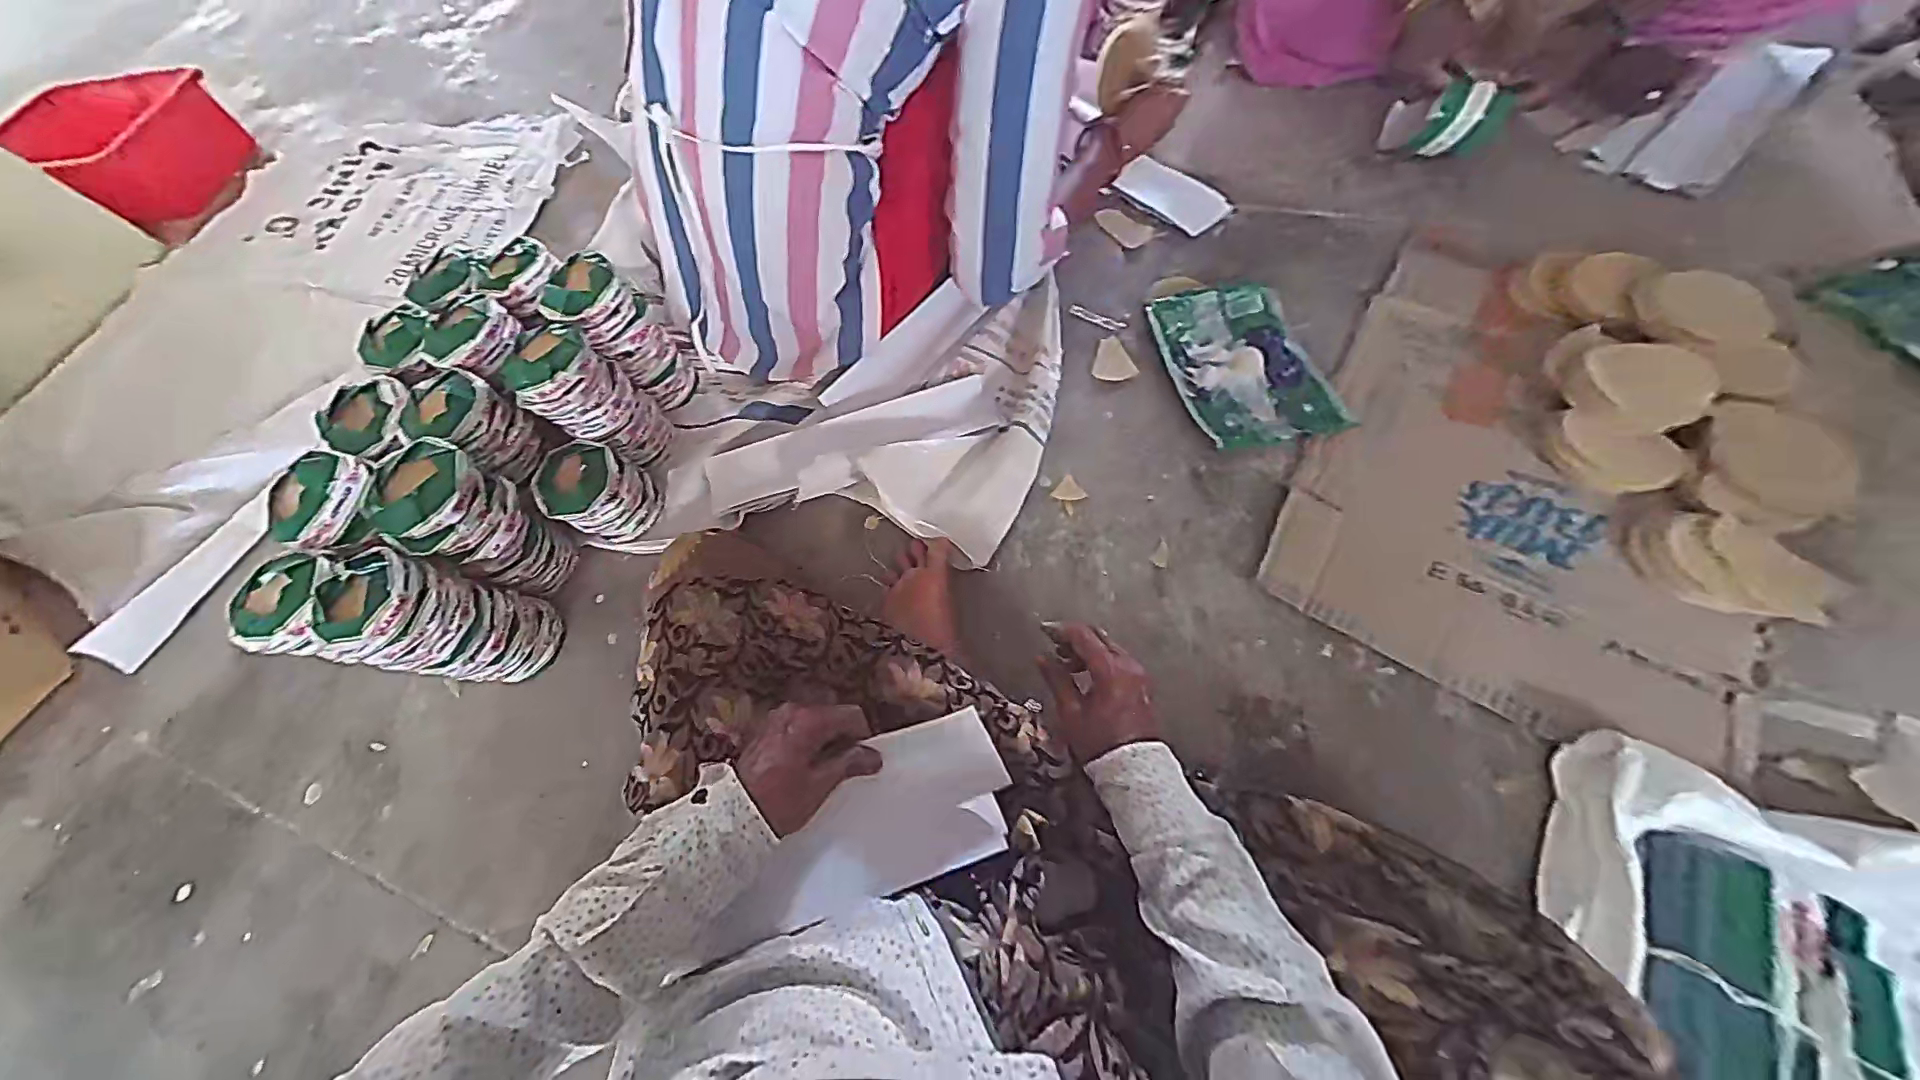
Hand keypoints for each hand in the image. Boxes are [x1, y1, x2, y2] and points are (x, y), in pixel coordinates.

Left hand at [736, 704, 882, 836]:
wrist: (731, 816)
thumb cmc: (777, 802)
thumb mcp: (820, 785)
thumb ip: (849, 763)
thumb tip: (872, 756)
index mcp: (808, 720)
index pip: (851, 714)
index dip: (863, 735)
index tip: (864, 756)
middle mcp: (791, 711)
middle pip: (832, 714)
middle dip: (844, 736)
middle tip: (847, 765)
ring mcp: (776, 719)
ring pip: (815, 721)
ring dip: (825, 738)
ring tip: (824, 768)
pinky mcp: (765, 730)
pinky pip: (798, 727)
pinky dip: (808, 740)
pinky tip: (805, 765)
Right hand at [1036, 624, 1159, 762]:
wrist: (1134, 769)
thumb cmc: (1102, 744)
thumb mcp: (1071, 711)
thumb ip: (1056, 679)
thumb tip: (1043, 660)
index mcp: (1110, 670)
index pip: (1083, 636)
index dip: (1061, 630)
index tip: (1046, 631)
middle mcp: (1129, 667)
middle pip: (1099, 637)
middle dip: (1075, 639)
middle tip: (1055, 647)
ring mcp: (1138, 675)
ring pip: (1109, 648)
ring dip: (1088, 651)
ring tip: (1068, 665)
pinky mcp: (1142, 685)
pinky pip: (1119, 662)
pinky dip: (1101, 661)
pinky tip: (1087, 676)